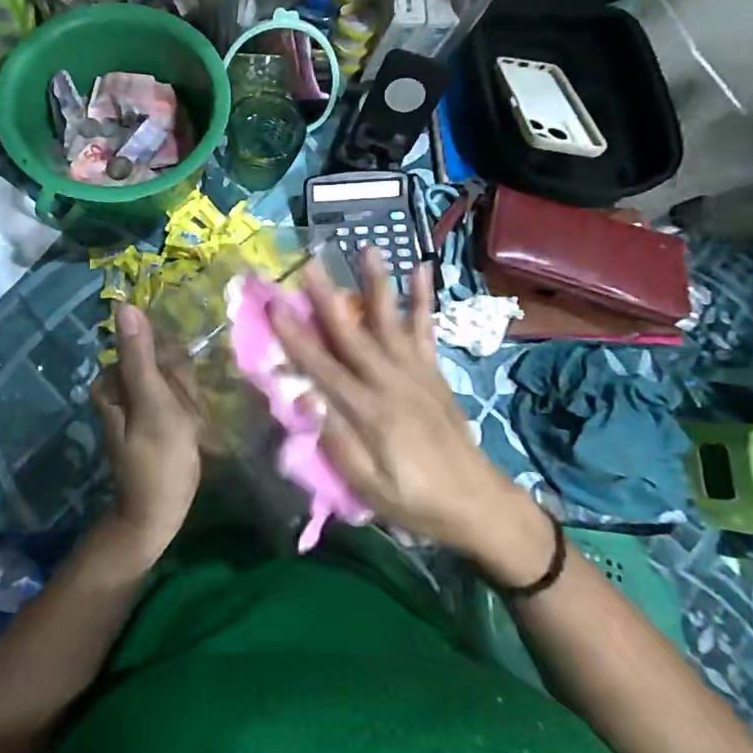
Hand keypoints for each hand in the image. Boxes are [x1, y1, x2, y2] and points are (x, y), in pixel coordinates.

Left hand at [90, 303, 202, 570]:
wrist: (156, 516)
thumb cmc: (157, 461)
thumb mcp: (152, 404)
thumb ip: (140, 355)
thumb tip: (123, 304)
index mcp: (111, 378)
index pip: (152, 347)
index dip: (176, 370)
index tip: (182, 402)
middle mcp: (118, 385)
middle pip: (164, 363)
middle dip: (183, 388)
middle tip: (185, 422)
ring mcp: (136, 401)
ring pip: (175, 381)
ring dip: (189, 402)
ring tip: (188, 430)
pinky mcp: (150, 416)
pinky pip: (176, 398)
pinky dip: (188, 411)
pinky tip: (191, 432)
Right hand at [268, 251, 555, 587]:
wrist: (478, 504)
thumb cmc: (414, 500)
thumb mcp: (368, 485)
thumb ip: (335, 440)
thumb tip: (302, 397)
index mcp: (369, 411)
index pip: (322, 366)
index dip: (294, 335)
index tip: (273, 304)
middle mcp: (390, 382)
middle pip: (352, 333)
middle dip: (326, 296)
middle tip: (308, 262)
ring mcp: (416, 373)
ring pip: (390, 320)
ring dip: (376, 283)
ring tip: (367, 248)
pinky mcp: (433, 372)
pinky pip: (426, 330)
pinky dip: (423, 299)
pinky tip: (422, 270)